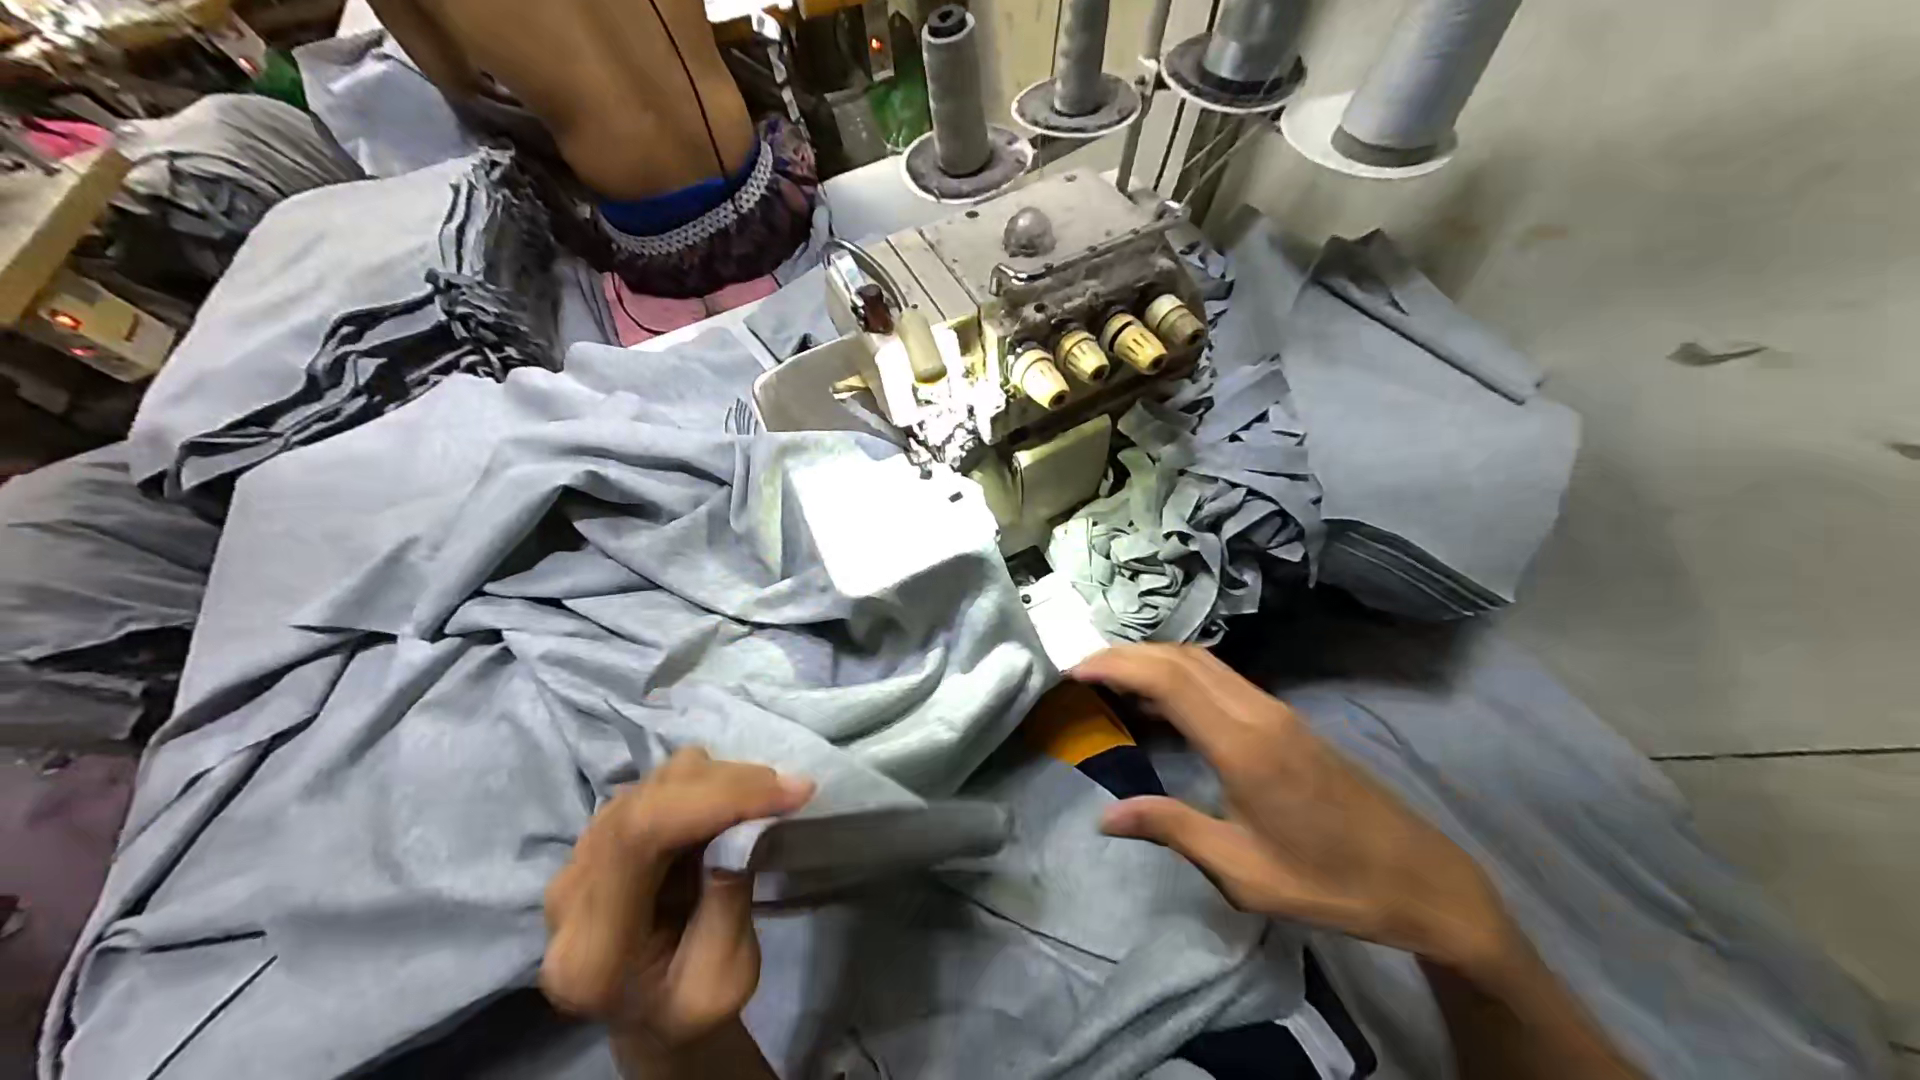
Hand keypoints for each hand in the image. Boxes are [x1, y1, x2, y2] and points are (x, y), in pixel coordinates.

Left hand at [540, 747, 813, 1048]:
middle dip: (731, 784)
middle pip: (650, 799)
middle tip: (790, 793)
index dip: (717, 798)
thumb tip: (749, 825)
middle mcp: (571, 890)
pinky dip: (707, 783)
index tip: (788, 792)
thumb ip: (727, 906)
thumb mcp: (724, 982)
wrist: (652, 1009)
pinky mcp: (602, 830)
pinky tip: (731, 809)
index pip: (639, 836)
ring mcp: (580, 854)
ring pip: (658, 781)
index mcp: (592, 948)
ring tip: (761, 806)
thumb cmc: (689, 1006)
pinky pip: (659, 784)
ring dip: (721, 781)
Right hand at [1073, 645, 1519, 974]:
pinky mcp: (1285, 719)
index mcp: (1244, 746)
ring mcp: (1276, 710)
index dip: (1116, 666)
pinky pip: (1220, 678)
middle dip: (1126, 653)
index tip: (1073, 670)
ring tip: (1109, 679)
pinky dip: (1178, 674)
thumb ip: (1172, 830)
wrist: (1422, 878)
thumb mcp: (1243, 871)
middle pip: (1182, 657)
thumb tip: (1106, 815)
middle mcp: (1259, 713)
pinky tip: (1158, 700)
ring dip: (1152, 659)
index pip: (1168, 680)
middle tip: (1081, 669)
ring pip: (1202, 661)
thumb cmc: (1330, 883)